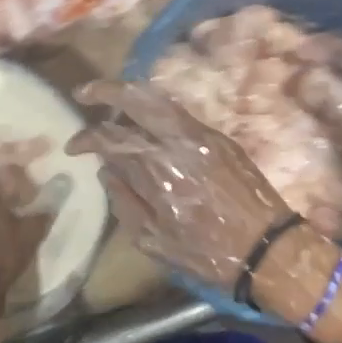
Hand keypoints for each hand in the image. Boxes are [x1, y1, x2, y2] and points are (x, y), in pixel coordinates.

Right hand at [65, 80, 289, 290]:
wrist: (269, 249)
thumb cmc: (206, 252)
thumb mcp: (152, 240)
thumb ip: (124, 201)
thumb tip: (107, 172)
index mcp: (157, 169)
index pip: (110, 138)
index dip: (85, 139)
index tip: (72, 149)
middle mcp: (178, 141)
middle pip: (136, 98)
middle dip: (105, 90)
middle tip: (83, 94)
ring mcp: (202, 135)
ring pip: (160, 100)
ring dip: (131, 97)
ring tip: (113, 104)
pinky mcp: (220, 139)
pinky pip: (179, 115)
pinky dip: (156, 112)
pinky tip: (147, 124)